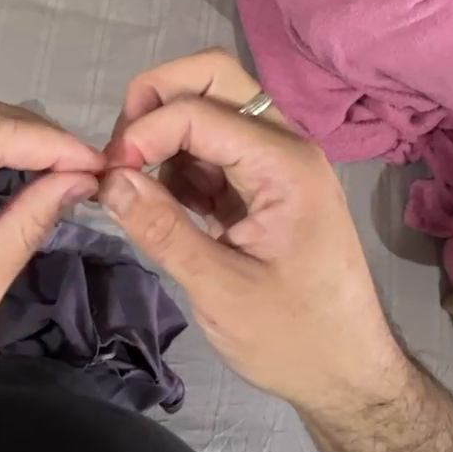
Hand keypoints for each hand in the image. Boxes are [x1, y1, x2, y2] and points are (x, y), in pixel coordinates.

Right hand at [101, 49, 410, 413]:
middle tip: (121, 150)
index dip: (144, 131)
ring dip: (164, 132)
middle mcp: (283, 146)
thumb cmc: (293, 338)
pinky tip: (166, 206)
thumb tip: (106, 180)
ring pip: (207, 106)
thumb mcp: (220, 290)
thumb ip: (161, 228)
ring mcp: (273, 162)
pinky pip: (209, 147)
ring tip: (137, 189)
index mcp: (284, 165)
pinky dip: (177, 162)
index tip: (109, 177)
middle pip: (213, 78)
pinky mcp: (259, 183)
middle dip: (155, 99)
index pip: (199, 110)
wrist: (346, 374)